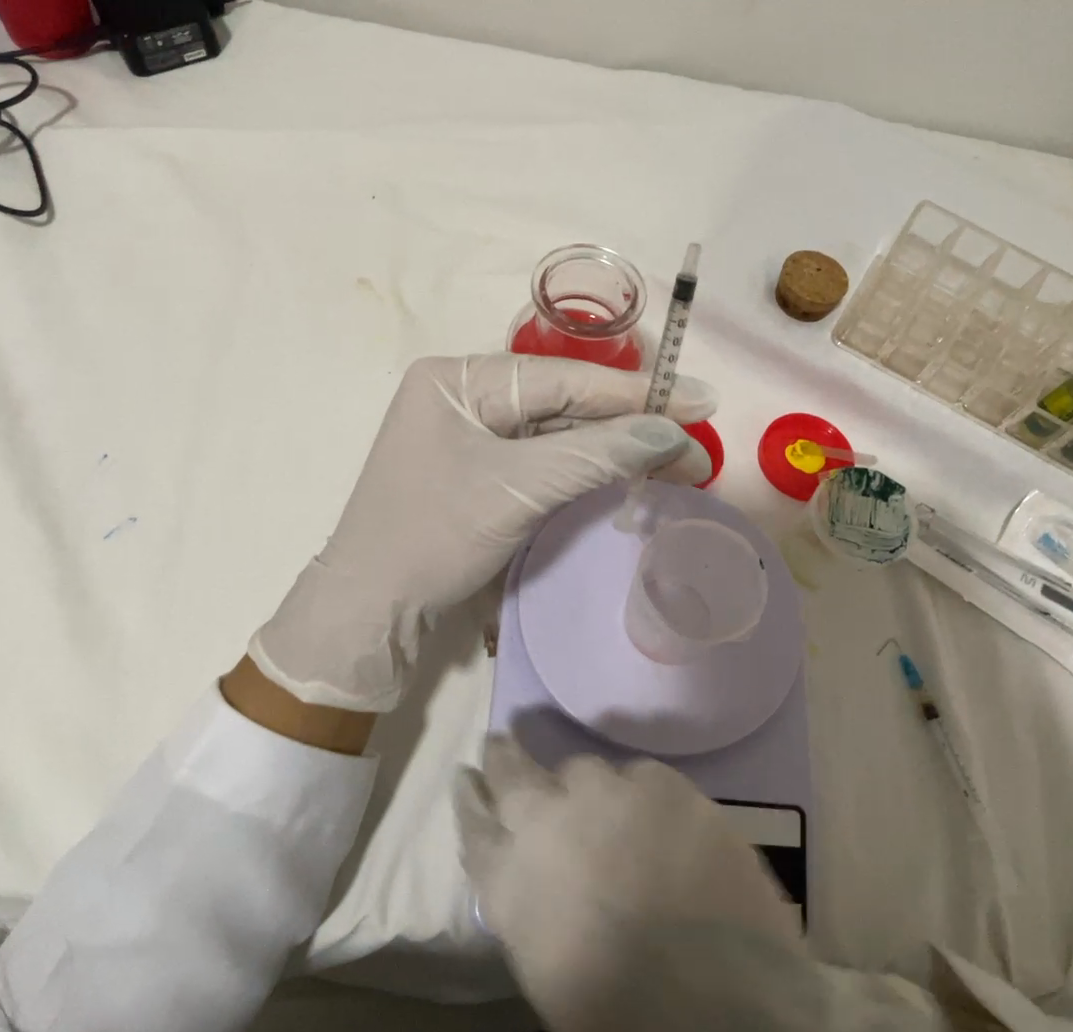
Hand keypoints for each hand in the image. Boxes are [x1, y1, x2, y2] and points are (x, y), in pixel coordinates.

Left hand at [248, 353, 715, 712]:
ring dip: (612, 448)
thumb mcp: (518, 490)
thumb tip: (674, 436)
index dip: (637, 392)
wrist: (369, 611)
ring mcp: (468, 437)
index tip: (703, 400)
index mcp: (457, 379)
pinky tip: (626, 471)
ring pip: (556, 433)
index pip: (564, 378)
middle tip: (696, 437)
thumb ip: (597, 455)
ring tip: (675, 459)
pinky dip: (583, 469)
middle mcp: (463, 396)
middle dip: (629, 423)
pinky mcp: (476, 474)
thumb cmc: (433, 538)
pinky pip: (540, 460)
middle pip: (563, 402)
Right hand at [455, 737, 867, 1031]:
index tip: (466, 776)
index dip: (469, 798)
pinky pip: (643, 777)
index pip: (474, 826)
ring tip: (608, 811)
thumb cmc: (620, 1018)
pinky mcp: (664, 786)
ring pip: (583, 770)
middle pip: (513, 773)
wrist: (713, 1002)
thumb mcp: (547, 967)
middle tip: (502, 745)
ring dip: (586, 788)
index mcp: (508, 880)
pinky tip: (664, 821)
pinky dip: (644, 795)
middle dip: (506, 760)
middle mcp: (546, 823)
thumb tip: (549, 885)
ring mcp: (606, 796)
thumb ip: (536, 906)